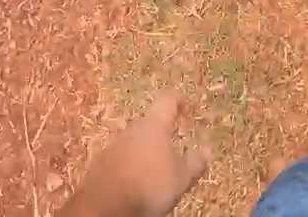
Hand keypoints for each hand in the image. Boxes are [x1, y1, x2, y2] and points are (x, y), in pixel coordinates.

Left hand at [61, 94, 211, 216]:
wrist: (104, 209)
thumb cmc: (148, 186)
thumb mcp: (180, 178)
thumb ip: (195, 163)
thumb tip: (209, 150)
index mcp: (154, 125)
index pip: (167, 101)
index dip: (178, 100)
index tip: (185, 104)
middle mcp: (132, 130)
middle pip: (148, 123)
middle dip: (159, 131)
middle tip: (171, 143)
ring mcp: (113, 147)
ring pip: (132, 141)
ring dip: (143, 149)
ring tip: (153, 165)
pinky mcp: (99, 167)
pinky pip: (119, 159)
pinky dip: (128, 165)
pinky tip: (133, 180)